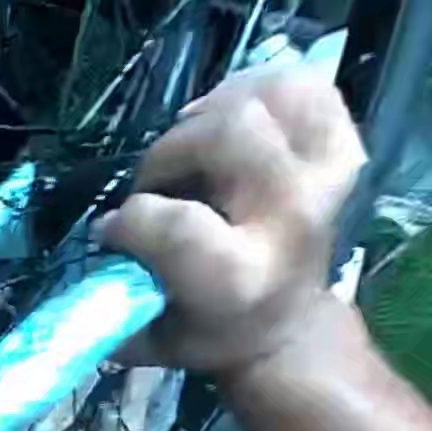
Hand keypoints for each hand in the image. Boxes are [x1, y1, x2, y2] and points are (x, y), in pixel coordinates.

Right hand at [99, 69, 366, 375]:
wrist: (284, 328)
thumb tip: (90, 262)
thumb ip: (111, 309)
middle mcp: (288, 217)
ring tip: (184, 150)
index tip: (108, 232)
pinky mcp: (341, 149)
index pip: (175, 222)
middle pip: (225, 135)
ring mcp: (324, 175)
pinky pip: (299, 88)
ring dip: (206, 118)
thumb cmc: (205, 337)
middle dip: (166, 153)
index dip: (126, 219)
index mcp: (236, 276)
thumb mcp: (148, 341)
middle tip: (151, 185)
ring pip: (262, 99)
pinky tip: (220, 122)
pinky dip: (252, 92)